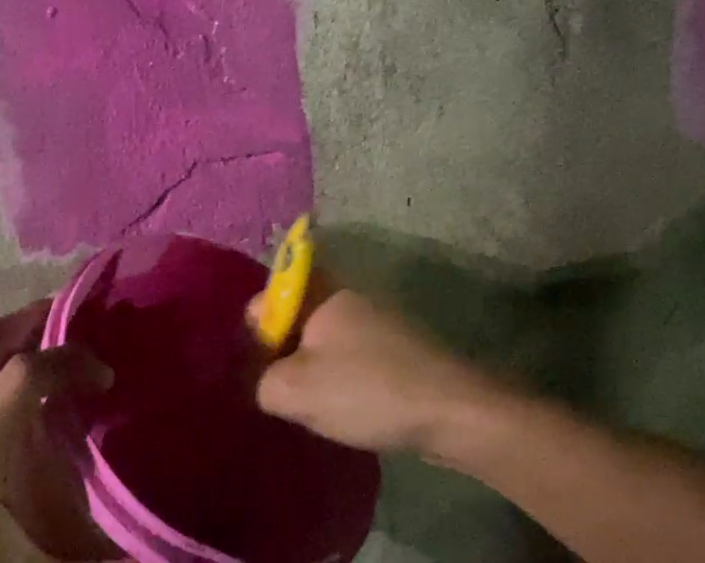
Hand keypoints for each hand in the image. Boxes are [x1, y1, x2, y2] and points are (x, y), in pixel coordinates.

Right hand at [250, 280, 505, 461]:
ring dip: (309, 373)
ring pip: (321, 342)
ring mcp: (374, 322)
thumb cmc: (367, 390)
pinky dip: (338, 381)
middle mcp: (346, 297)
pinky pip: (349, 358)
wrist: (452, 411)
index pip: (266, 299)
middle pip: (294, 320)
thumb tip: (260, 380)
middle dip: (280, 356)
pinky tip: (341, 410)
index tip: (256, 374)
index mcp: (321, 292)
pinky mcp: (394, 349)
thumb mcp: (296, 390)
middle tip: (279, 395)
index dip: (252, 335)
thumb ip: (260, 381)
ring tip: (308, 409)